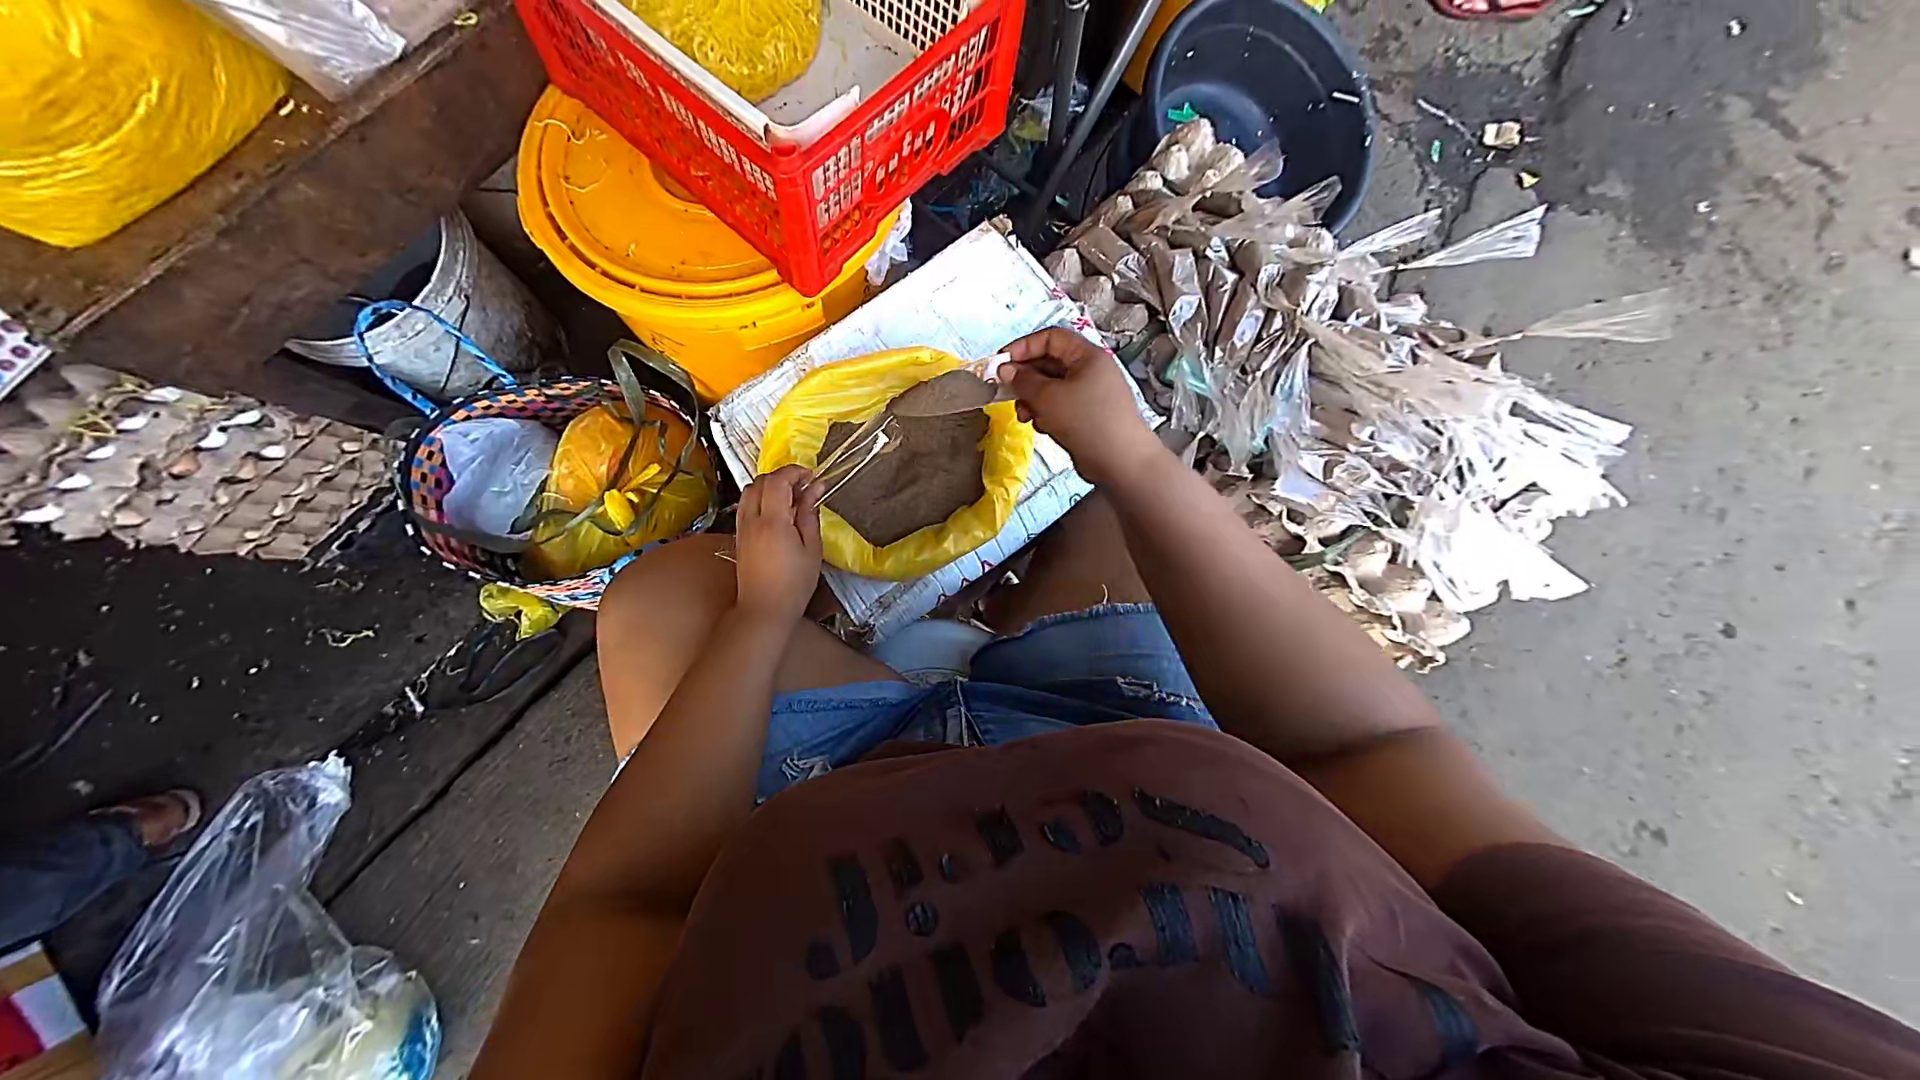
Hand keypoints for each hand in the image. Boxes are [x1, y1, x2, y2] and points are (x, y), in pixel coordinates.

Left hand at [733, 464, 823, 622]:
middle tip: (804, 487)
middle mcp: (752, 519)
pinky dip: (761, 499)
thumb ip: (810, 515)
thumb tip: (814, 490)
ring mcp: (742, 527)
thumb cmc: (795, 583)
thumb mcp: (812, 548)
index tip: (812, 477)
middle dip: (783, 477)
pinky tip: (777, 512)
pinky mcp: (739, 536)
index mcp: (772, 521)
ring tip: (791, 498)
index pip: (777, 480)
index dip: (795, 472)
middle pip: (760, 481)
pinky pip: (746, 505)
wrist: (764, 609)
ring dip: (770, 486)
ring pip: (749, 491)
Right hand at [998, 327, 1165, 485]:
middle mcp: (1090, 371)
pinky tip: (1042, 427)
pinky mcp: (1087, 416)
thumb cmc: (1086, 421)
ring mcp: (1090, 395)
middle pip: (1049, 364)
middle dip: (1026, 378)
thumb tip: (1006, 369)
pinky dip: (1046, 414)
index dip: (1024, 346)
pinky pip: (1059, 407)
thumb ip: (1023, 381)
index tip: (1002, 361)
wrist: (1120, 460)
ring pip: (1051, 388)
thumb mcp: (1048, 397)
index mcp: (1087, 356)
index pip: (1051, 338)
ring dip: (1033, 400)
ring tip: (1025, 416)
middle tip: (1006, 391)